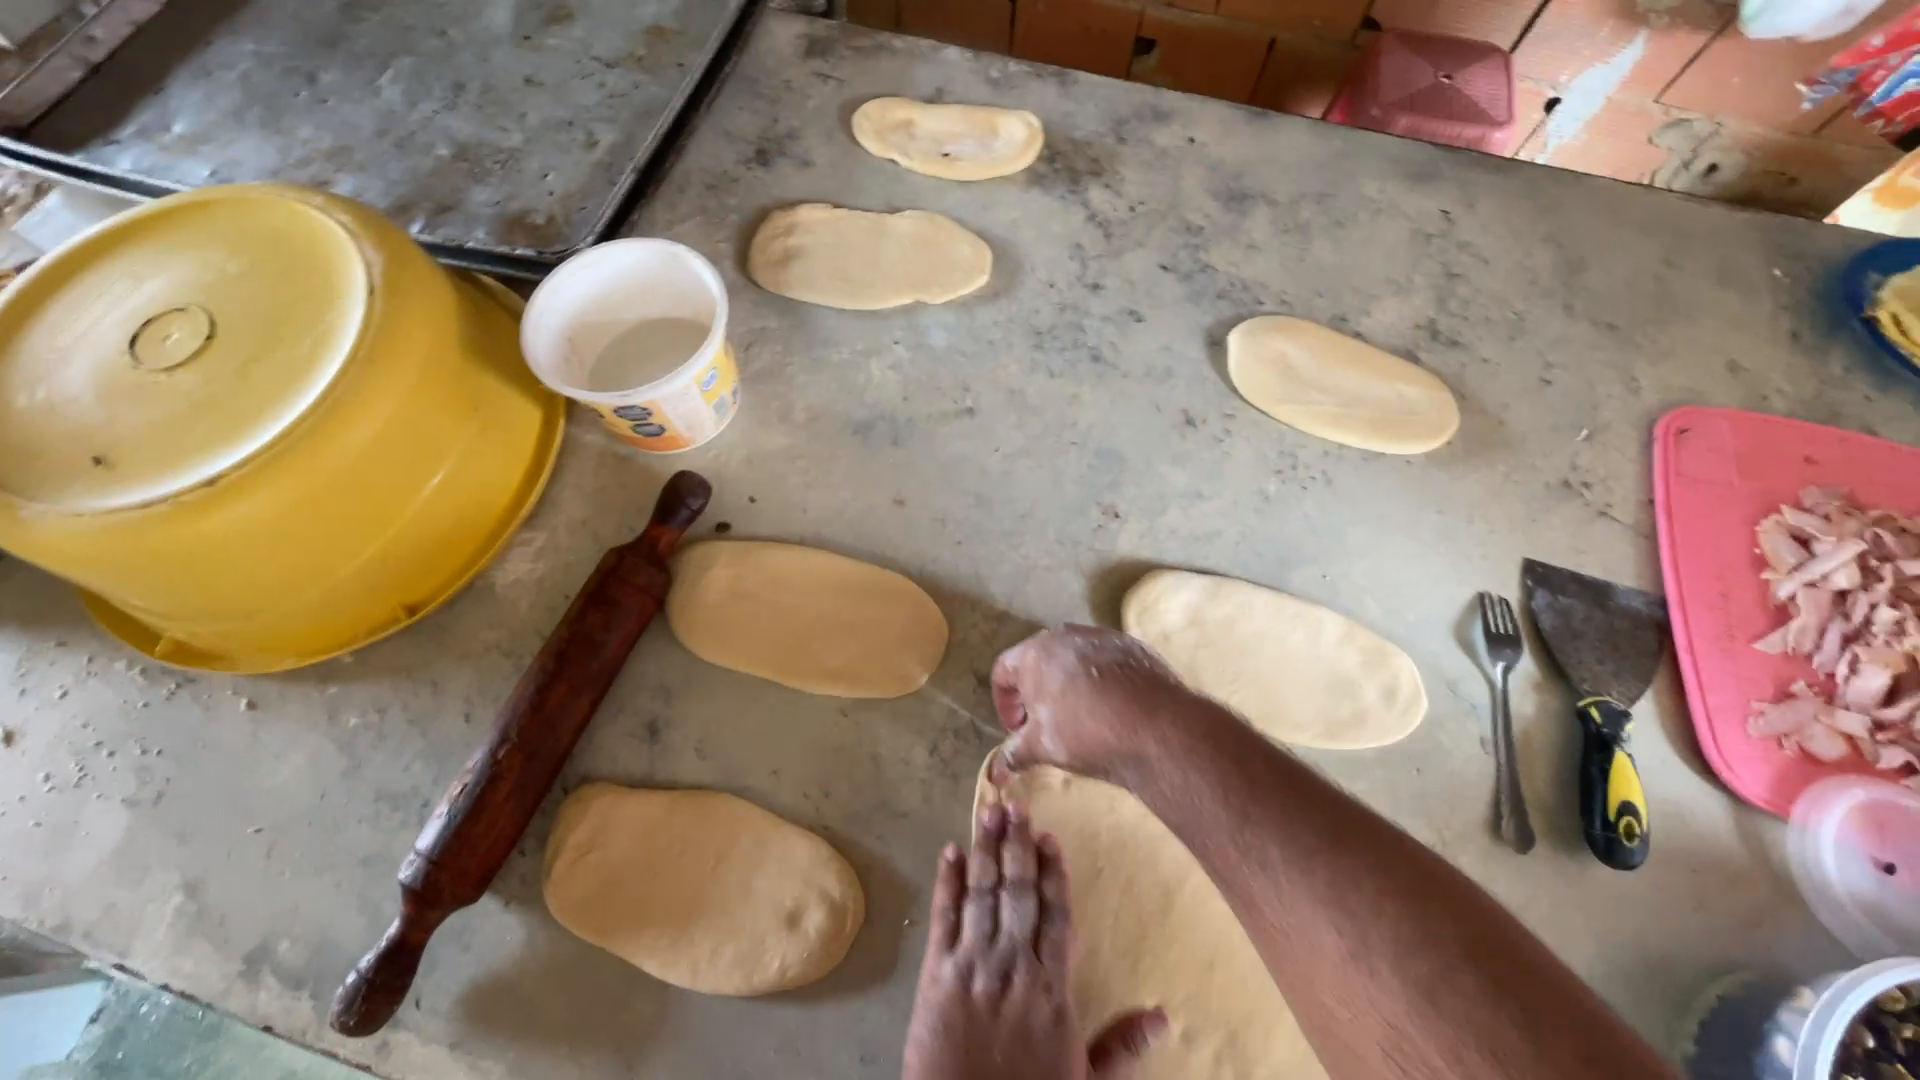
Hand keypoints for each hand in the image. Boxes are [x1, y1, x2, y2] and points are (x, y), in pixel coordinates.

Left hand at [902, 803, 1165, 1079]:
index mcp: (1052, 989)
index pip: (1056, 915)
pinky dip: (946, 883)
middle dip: (1017, 846)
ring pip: (983, 895)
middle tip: (1016, 804)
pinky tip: (949, 852)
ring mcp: (972, 966)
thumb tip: (1164, 1015)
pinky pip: (943, 919)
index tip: (1050, 837)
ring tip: (988, 811)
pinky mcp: (936, 975)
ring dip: (985, 850)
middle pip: (1019, 893)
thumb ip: (1121, 1045)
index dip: (1053, 873)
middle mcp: (1014, 965)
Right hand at [989, 625, 1217, 785]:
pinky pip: (1105, 661)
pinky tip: (1111, 709)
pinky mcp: (1133, 647)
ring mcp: (1102, 637)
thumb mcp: (1041, 748)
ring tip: (1079, 717)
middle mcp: (1065, 635)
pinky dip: (1100, 681)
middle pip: (1038, 660)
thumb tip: (998, 768)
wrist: (1156, 728)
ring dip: (1068, 684)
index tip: (1016, 729)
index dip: (1003, 703)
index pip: (1003, 671)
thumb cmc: (1085, 733)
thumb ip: (1015, 752)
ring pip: (1073, 658)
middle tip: (1043, 724)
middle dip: (1036, 692)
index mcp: (1034, 654)